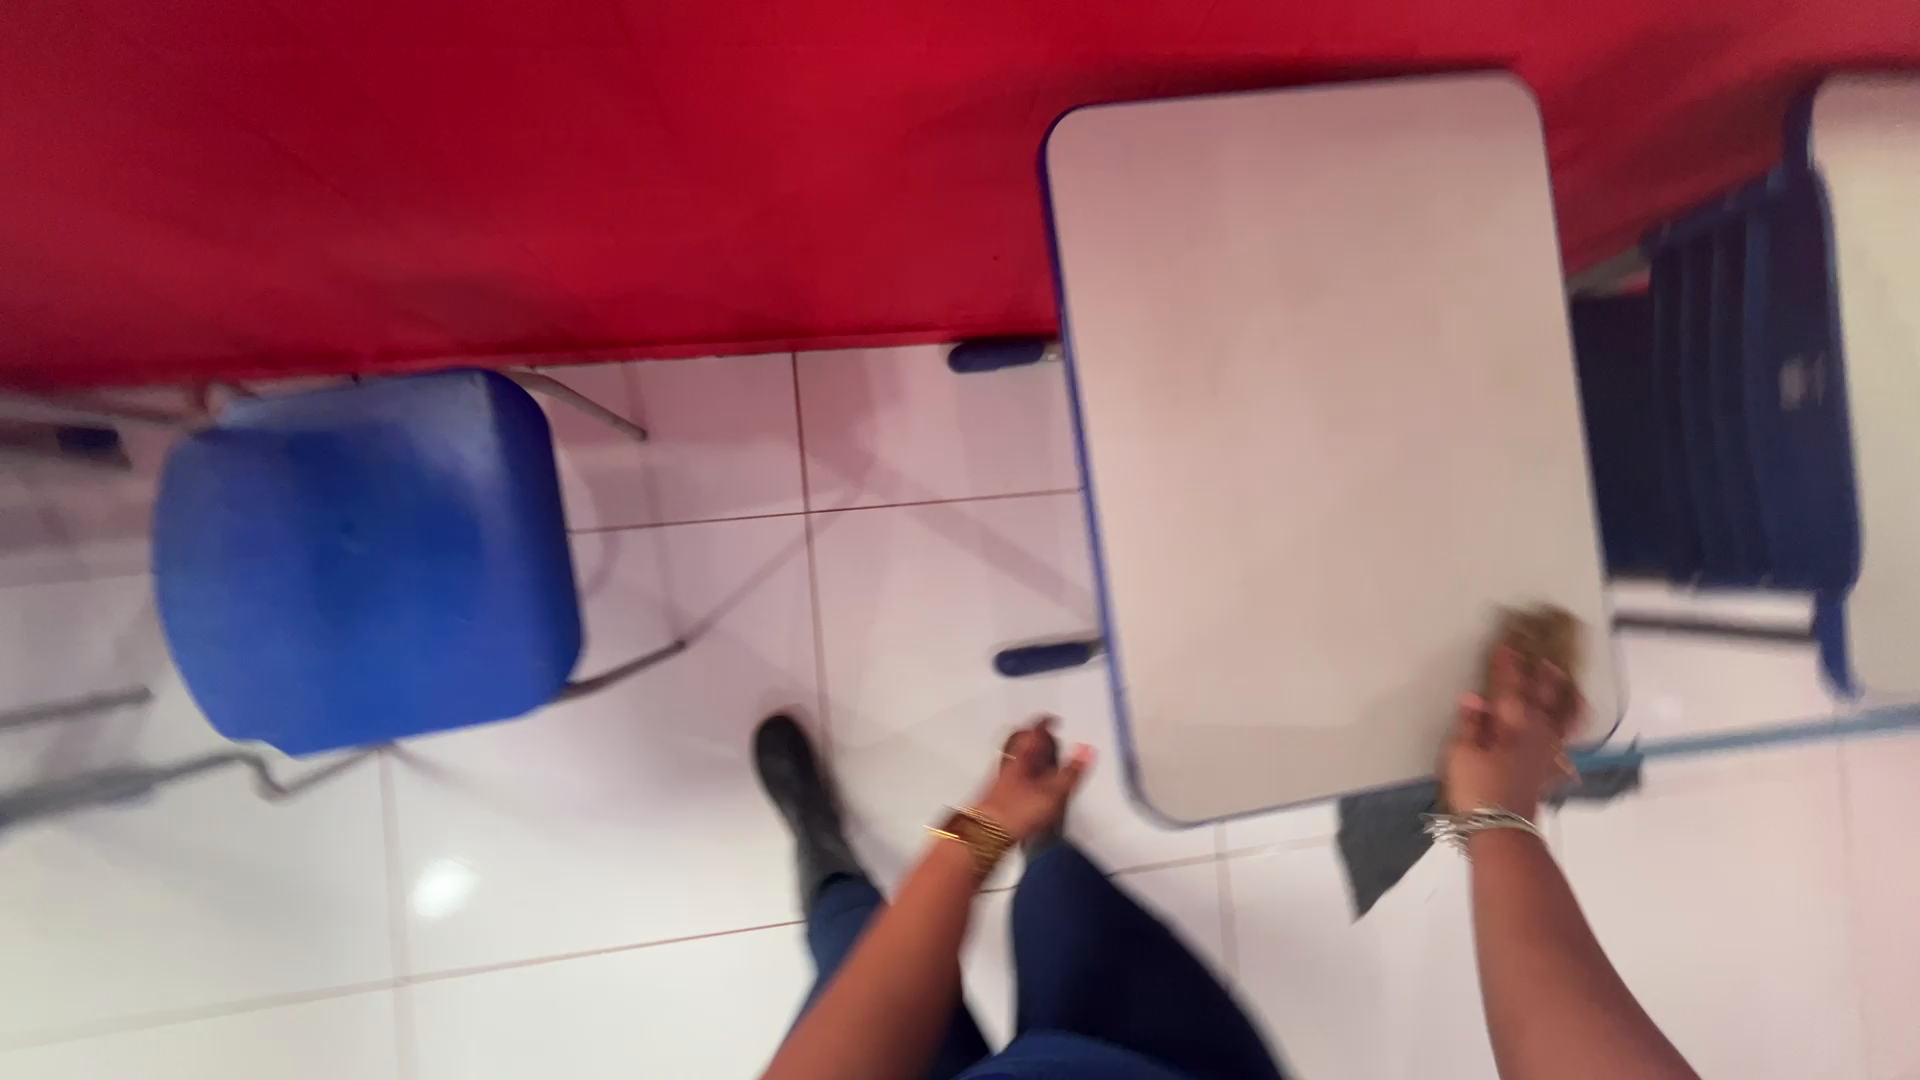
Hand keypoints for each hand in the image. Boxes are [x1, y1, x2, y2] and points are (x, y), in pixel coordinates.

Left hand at [972, 717, 1093, 841]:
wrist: (986, 834)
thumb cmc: (1016, 810)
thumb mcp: (1053, 792)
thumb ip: (1072, 771)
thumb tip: (1087, 749)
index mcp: (1023, 757)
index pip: (1034, 731)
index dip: (1045, 722)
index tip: (1053, 719)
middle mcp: (1010, 764)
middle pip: (1023, 743)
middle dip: (1036, 739)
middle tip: (1047, 735)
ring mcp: (1003, 780)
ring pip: (1018, 761)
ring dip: (1031, 757)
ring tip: (1042, 761)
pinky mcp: (999, 797)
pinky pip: (1014, 778)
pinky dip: (1026, 776)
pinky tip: (1031, 788)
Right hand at [1441, 646, 1583, 819]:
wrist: (1500, 826)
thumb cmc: (1475, 784)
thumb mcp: (1461, 751)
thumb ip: (1471, 723)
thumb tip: (1475, 697)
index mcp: (1513, 723)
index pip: (1512, 686)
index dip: (1509, 665)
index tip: (1508, 646)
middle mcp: (1537, 734)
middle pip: (1548, 700)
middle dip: (1547, 678)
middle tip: (1548, 660)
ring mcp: (1548, 753)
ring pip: (1566, 721)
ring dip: (1568, 701)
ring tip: (1569, 689)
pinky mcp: (1550, 772)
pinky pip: (1564, 748)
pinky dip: (1566, 738)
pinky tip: (1563, 743)